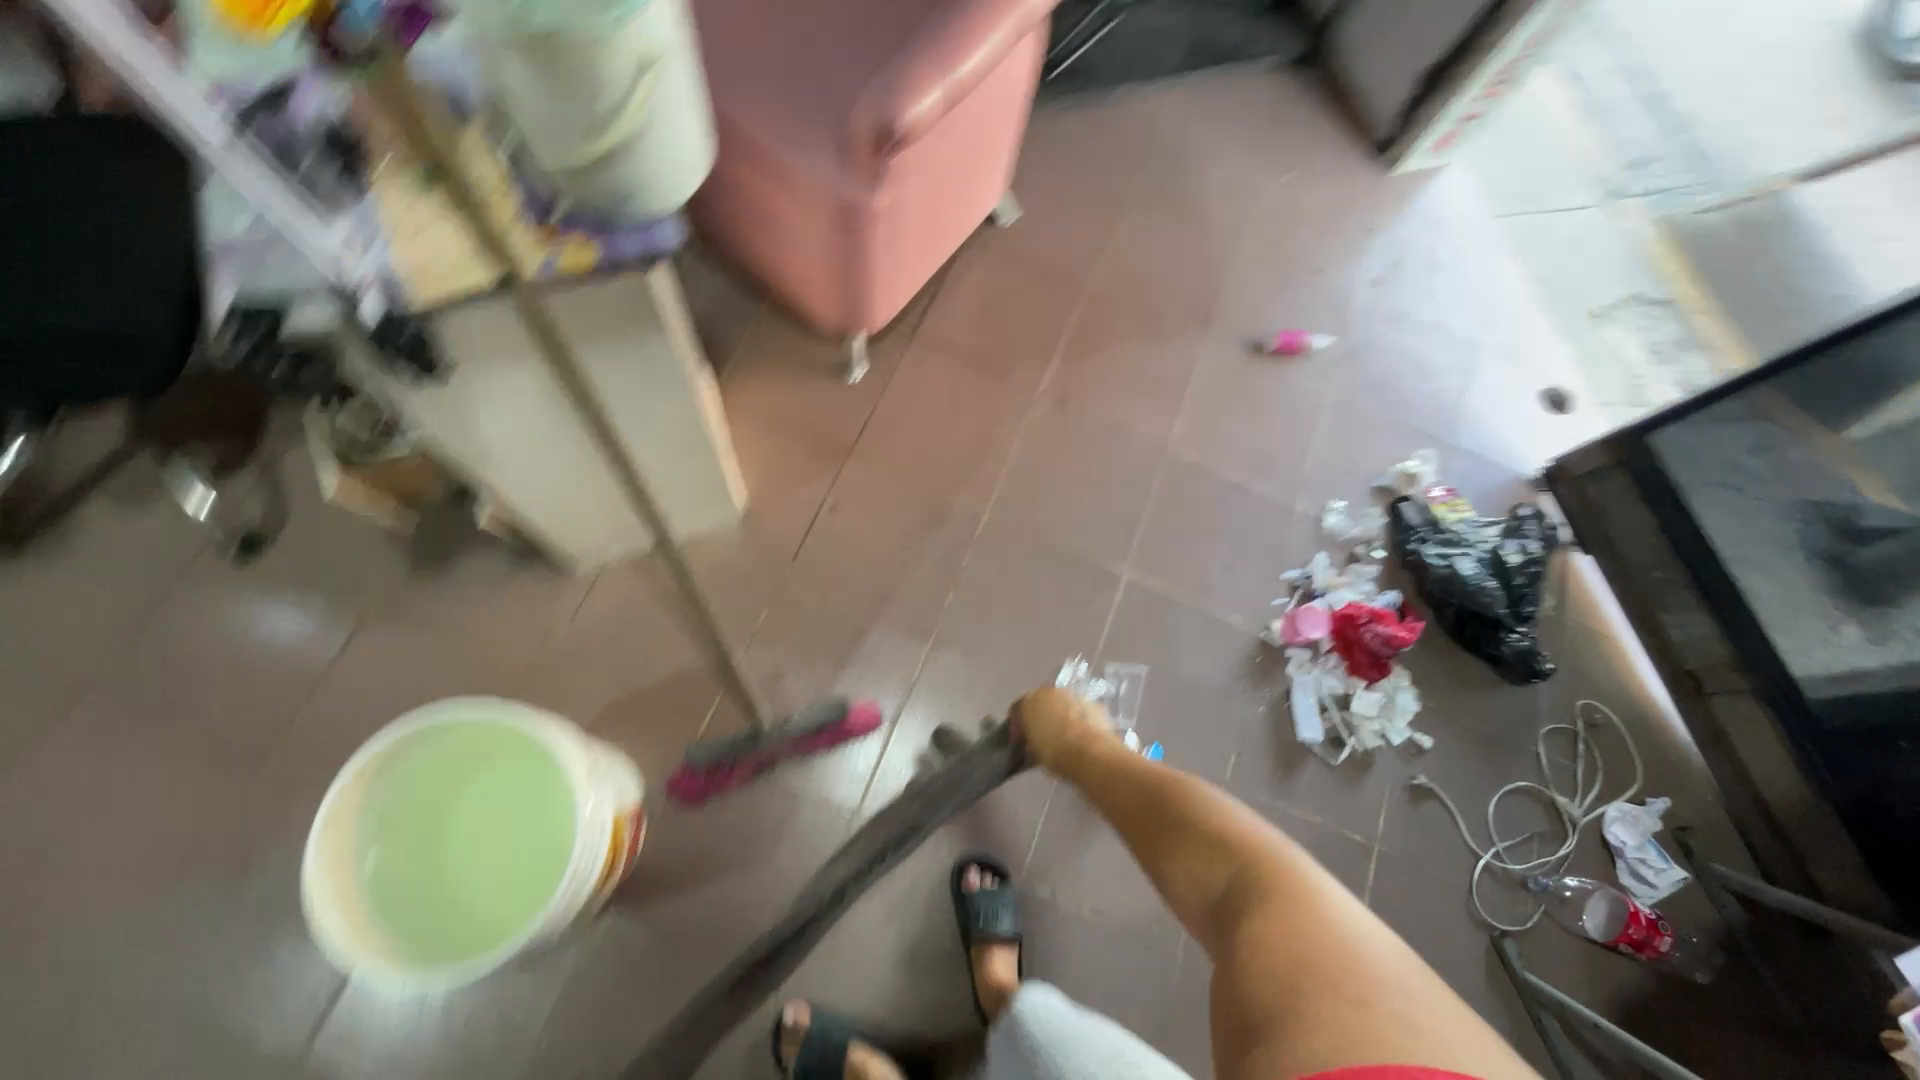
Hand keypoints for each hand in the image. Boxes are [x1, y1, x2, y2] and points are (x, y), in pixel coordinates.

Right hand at [1010, 686, 1116, 773]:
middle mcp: (1051, 691)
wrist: (1092, 754)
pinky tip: (1081, 738)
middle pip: (1042, 704)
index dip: (1017, 728)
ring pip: (1063, 706)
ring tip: (1064, 740)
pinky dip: (1079, 722)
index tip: (1020, 743)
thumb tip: (1031, 743)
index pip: (1018, 710)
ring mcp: (1075, 695)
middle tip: (1041, 739)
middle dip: (1040, 719)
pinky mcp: (1095, 704)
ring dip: (1061, 718)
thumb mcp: (1032, 752)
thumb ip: (1028, 741)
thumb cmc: (1054, 753)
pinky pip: (1081, 712)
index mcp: (1029, 700)